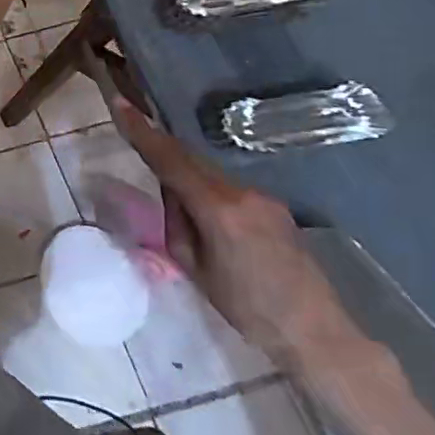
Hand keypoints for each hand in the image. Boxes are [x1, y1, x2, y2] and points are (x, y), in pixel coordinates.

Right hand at [108, 97, 374, 374]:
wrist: (314, 331)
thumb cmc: (247, 309)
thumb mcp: (194, 267)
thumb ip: (177, 222)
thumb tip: (173, 193)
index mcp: (217, 208)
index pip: (170, 160)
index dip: (142, 131)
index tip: (121, 104)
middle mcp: (241, 191)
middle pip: (191, 159)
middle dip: (162, 152)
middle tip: (137, 144)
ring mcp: (263, 196)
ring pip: (211, 174)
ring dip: (188, 180)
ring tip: (185, 222)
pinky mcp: (275, 207)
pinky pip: (229, 189)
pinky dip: (210, 195)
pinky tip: (212, 226)